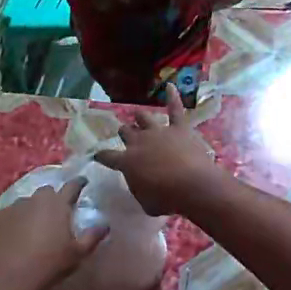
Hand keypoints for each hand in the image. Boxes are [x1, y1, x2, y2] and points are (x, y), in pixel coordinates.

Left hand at [0, 178, 107, 289]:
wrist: (9, 278)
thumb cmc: (49, 264)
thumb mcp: (77, 254)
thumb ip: (92, 236)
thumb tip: (105, 224)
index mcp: (58, 204)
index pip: (72, 186)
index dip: (79, 183)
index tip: (83, 182)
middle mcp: (36, 199)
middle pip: (48, 192)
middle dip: (54, 198)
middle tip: (58, 213)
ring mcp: (14, 207)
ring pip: (28, 202)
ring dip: (34, 209)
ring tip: (36, 226)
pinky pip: (12, 213)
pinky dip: (18, 219)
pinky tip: (17, 234)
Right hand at [93, 96, 224, 215]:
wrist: (192, 185)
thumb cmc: (166, 199)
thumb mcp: (145, 203)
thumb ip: (139, 189)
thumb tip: (139, 183)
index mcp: (126, 162)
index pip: (107, 156)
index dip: (101, 155)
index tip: (98, 155)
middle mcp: (139, 142)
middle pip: (126, 132)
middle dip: (125, 134)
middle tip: (126, 137)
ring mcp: (159, 132)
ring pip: (144, 118)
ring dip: (140, 118)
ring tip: (139, 117)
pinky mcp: (179, 128)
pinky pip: (175, 109)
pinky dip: (173, 97)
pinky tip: (171, 86)